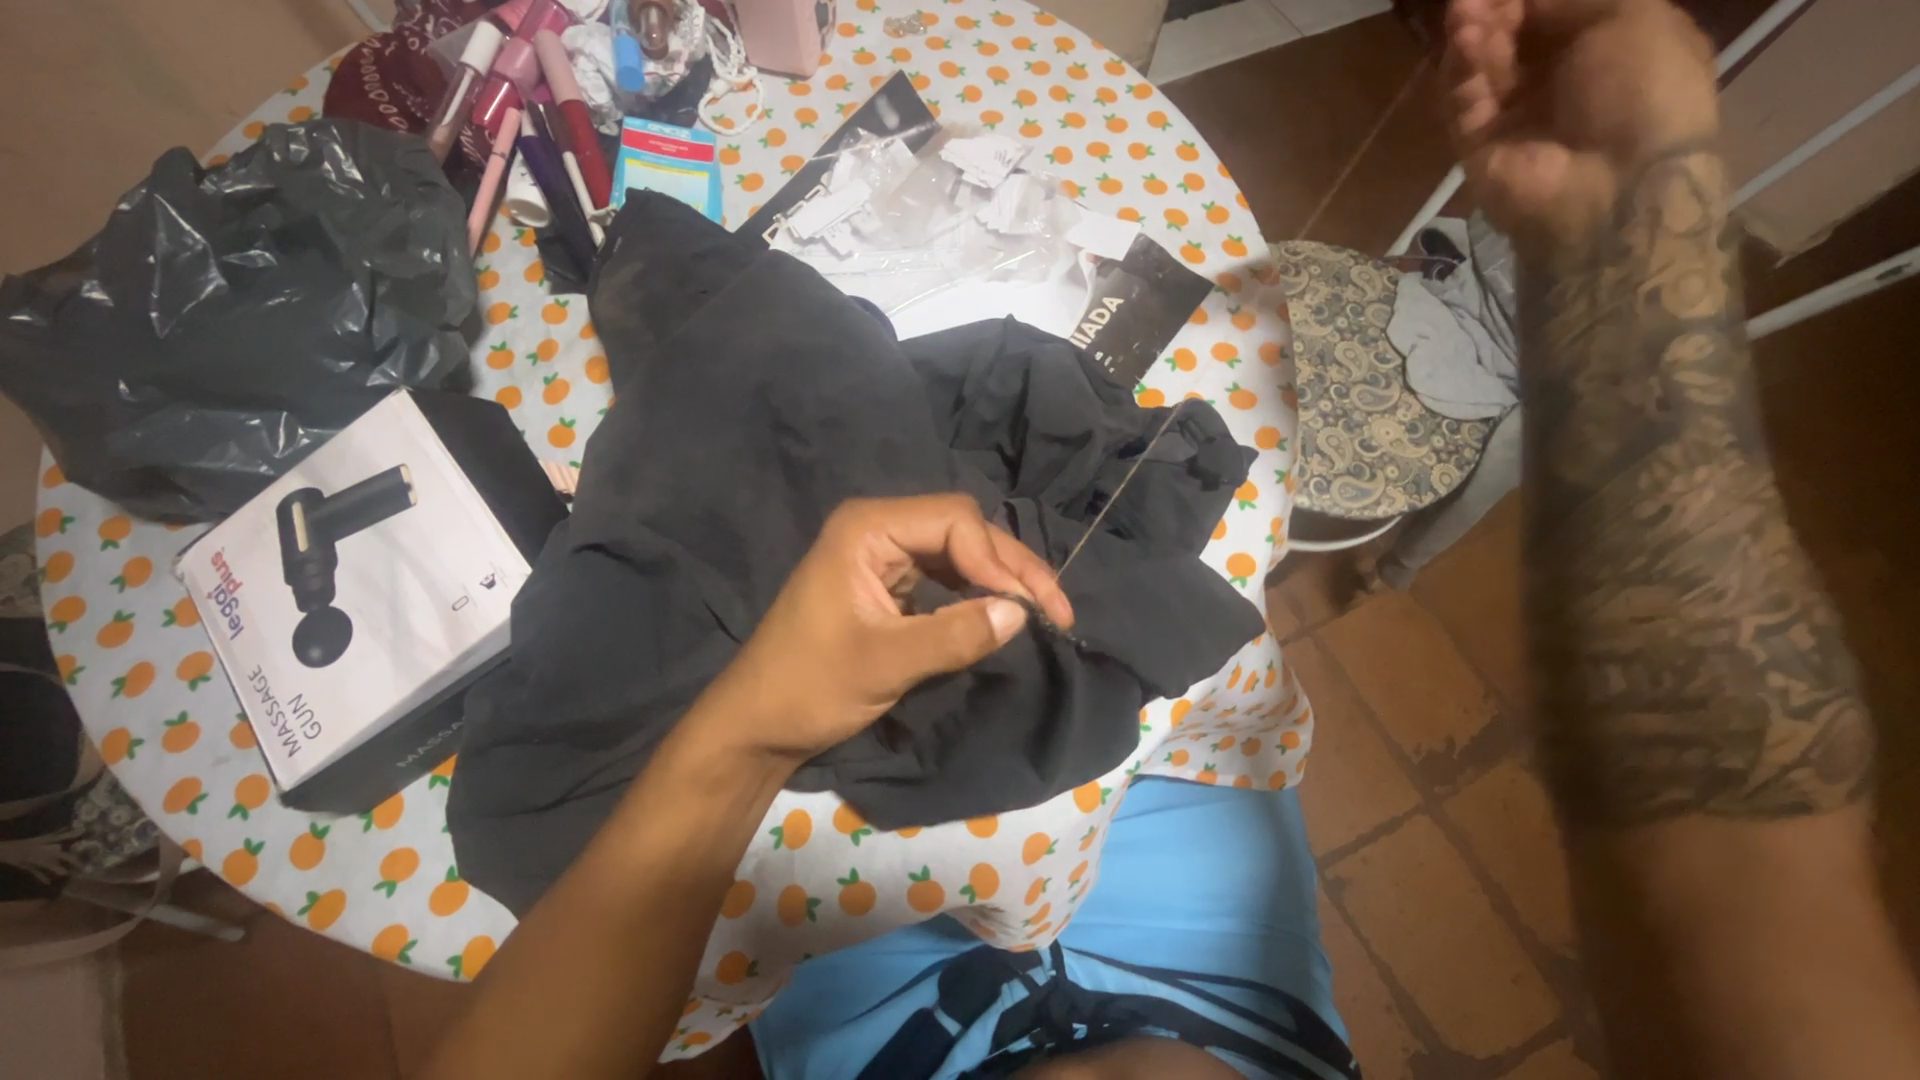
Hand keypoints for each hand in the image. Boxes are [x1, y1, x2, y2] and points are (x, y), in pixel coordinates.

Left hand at [696, 495, 1074, 766]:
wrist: (757, 725)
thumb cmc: (809, 687)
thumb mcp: (885, 662)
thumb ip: (955, 634)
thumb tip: (1022, 613)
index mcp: (868, 529)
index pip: (956, 522)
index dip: (1000, 562)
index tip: (1031, 611)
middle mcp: (877, 530)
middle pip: (964, 531)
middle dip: (1011, 569)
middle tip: (1057, 613)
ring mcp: (882, 556)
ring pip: (960, 554)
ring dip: (1000, 581)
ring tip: (1042, 615)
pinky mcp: (887, 585)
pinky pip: (945, 577)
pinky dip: (976, 595)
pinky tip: (1001, 616)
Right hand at [1443, 0, 1719, 252]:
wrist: (1615, 183)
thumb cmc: (1644, 90)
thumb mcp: (1629, 17)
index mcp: (1603, 47)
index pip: (1550, 12)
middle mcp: (1554, 81)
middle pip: (1511, 36)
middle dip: (1494, 10)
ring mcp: (1512, 116)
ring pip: (1483, 67)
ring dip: (1473, 36)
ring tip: (1464, 13)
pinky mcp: (1476, 147)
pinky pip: (1464, 103)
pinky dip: (1461, 72)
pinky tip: (1464, 44)